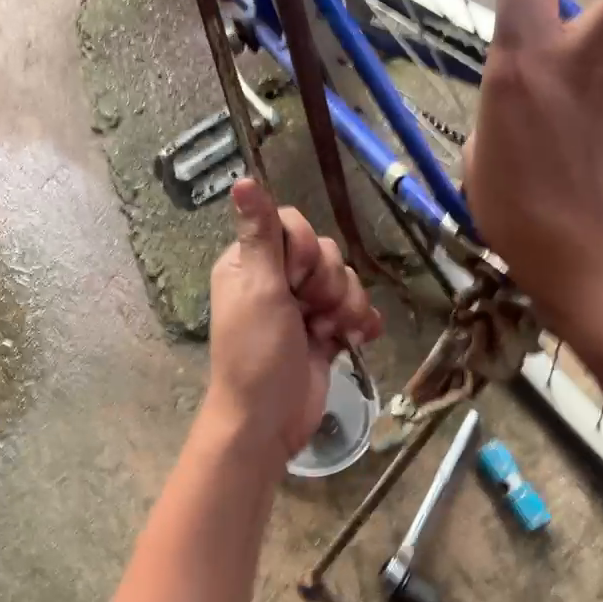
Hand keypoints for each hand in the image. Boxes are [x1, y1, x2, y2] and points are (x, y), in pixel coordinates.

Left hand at [202, 181, 383, 464]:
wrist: (269, 422)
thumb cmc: (256, 354)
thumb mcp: (258, 289)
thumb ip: (260, 234)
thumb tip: (243, 179)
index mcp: (250, 262)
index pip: (292, 224)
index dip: (305, 249)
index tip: (293, 280)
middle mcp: (276, 278)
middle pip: (326, 251)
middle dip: (328, 283)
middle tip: (310, 312)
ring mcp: (303, 306)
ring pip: (345, 279)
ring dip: (345, 306)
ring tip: (330, 332)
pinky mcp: (326, 331)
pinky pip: (356, 308)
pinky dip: (359, 323)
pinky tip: (353, 340)